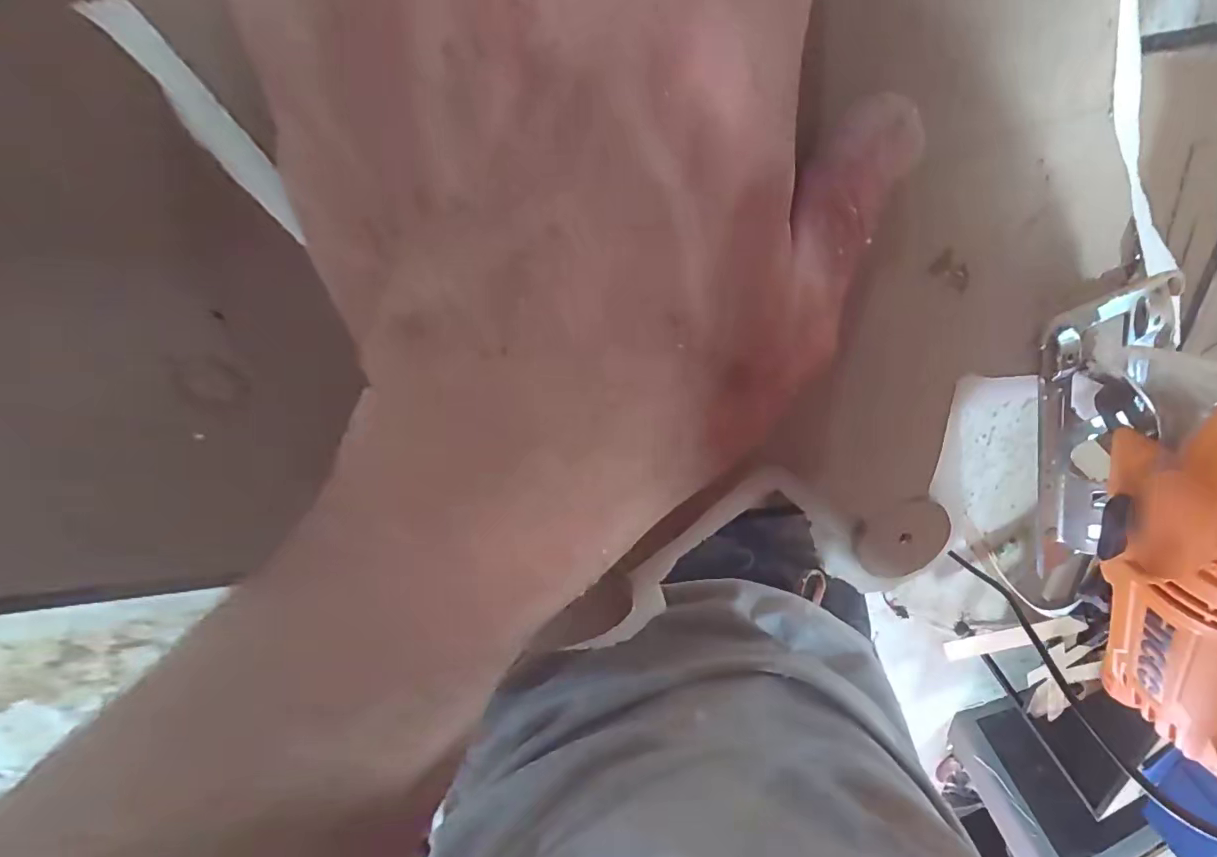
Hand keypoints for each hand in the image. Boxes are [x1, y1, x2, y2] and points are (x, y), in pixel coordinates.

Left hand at [235, 0, 923, 621]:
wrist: (513, 451)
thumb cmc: (678, 393)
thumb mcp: (797, 319)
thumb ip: (847, 201)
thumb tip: (898, 120)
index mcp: (713, 67)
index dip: (764, 16)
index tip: (757, 54)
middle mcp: (576, 0)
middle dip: (671, 24)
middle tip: (667, 81)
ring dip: (560, 25)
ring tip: (575, 84)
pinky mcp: (318, 21)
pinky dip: (412, 10)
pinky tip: (461, 59)